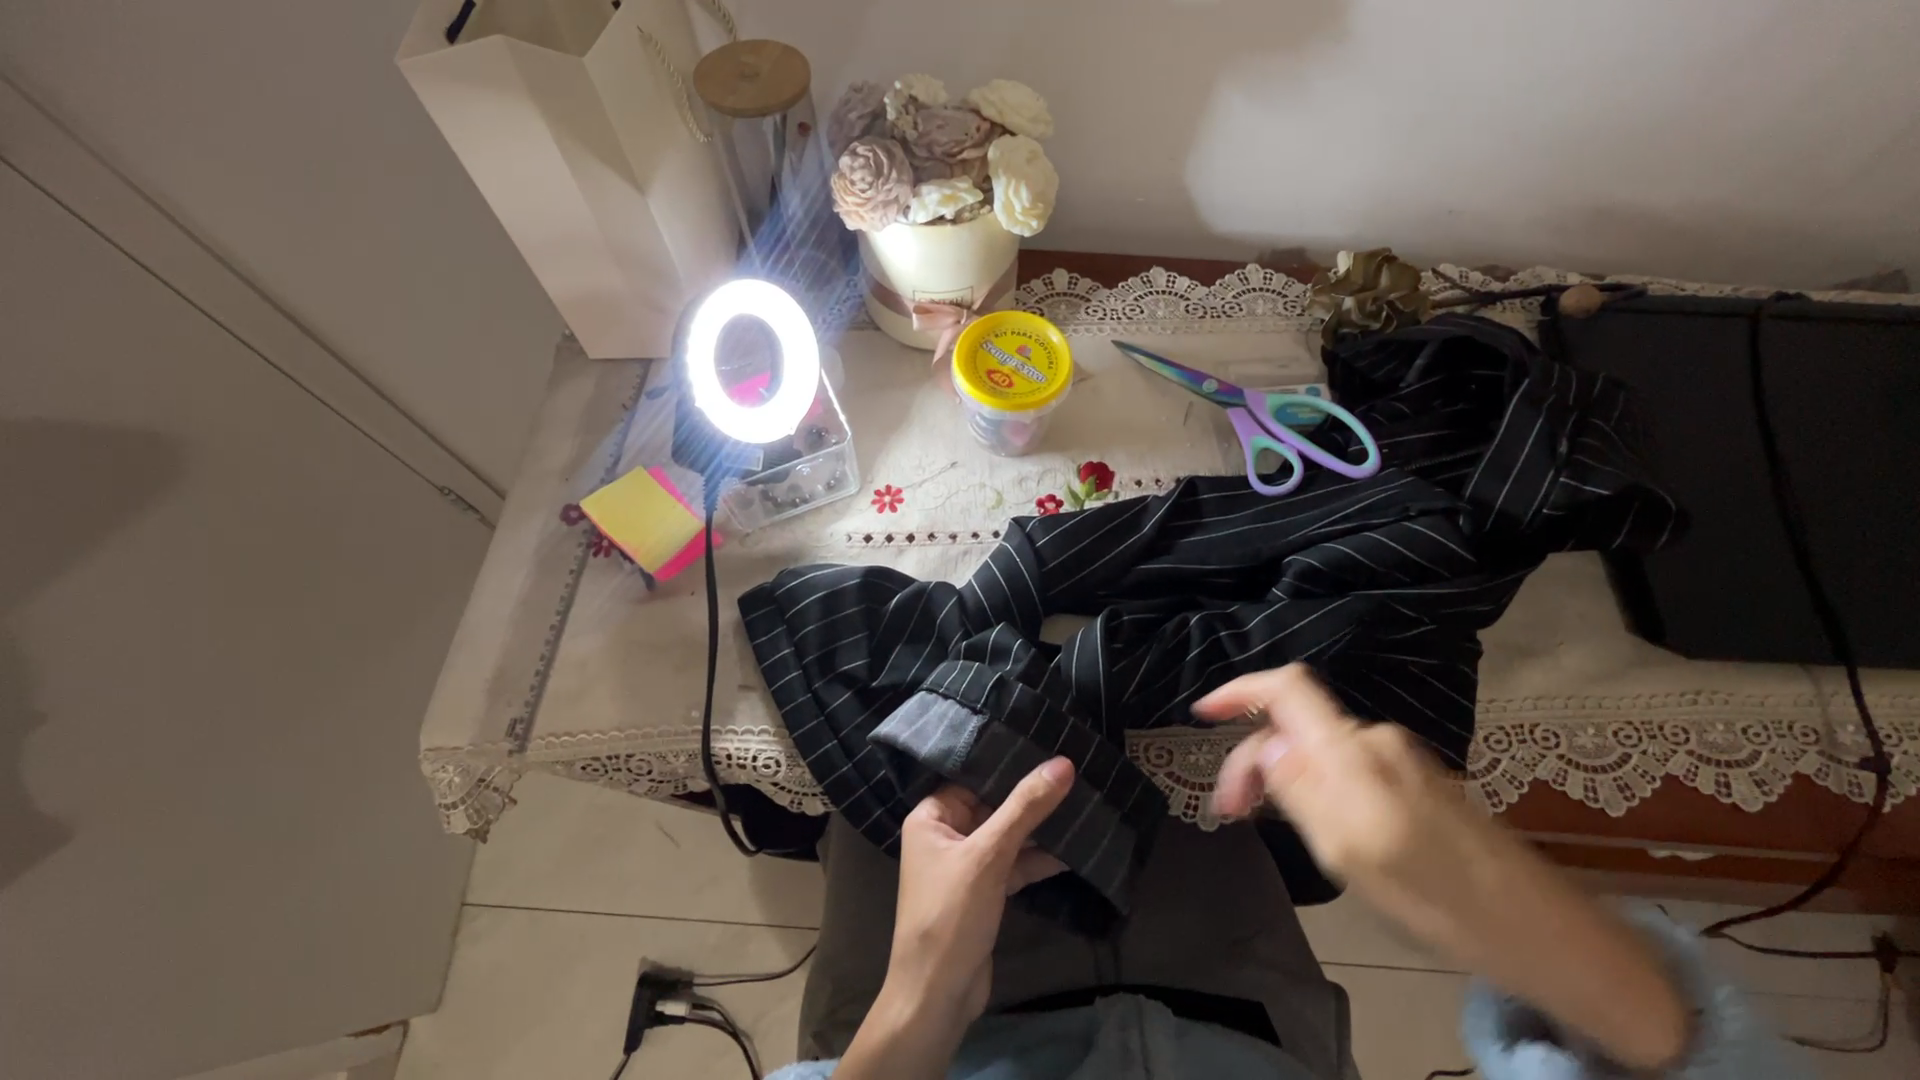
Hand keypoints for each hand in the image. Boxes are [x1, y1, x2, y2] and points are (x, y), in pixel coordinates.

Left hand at [838, 758, 1074, 1079]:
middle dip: (1031, 798)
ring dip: (1040, 829)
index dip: (1007, 765)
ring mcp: (964, 867)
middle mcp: (944, 836)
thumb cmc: (951, 915)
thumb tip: (1062, 763)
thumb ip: (1025, 808)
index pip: (972, 778)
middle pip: (992, 806)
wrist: (937, 996)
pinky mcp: (983, 894)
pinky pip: (1013, 865)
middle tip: (1075, 774)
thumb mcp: (989, 856)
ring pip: (1007, 837)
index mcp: (930, 818)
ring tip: (1083, 806)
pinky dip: (1038, 860)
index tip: (1048, 747)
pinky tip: (1074, 850)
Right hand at [1199, 663, 1489, 936]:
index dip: (1239, 691)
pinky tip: (1321, 834)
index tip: (1202, 716)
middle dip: (1253, 760)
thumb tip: (1265, 747)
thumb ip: (1301, 790)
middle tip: (1230, 814)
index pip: (1286, 689)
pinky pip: (1346, 772)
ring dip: (1284, 781)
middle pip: (1295, 727)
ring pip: (1318, 754)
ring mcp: (1400, 764)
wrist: (1541, 931)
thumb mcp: (1350, 851)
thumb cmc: (1439, 898)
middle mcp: (1375, 744)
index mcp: (1353, 752)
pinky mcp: (1417, 787)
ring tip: (1274, 830)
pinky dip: (1317, 791)